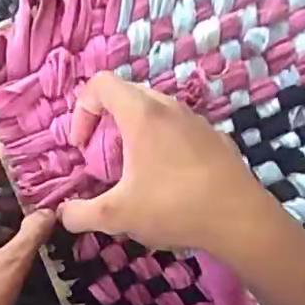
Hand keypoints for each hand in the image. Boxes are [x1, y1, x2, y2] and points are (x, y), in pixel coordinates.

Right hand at [59, 71, 289, 259]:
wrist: (240, 219)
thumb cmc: (173, 207)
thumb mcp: (117, 215)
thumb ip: (80, 214)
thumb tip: (63, 215)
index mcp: (142, 115)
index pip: (100, 85)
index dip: (81, 112)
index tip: (83, 148)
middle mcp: (170, 108)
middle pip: (126, 97)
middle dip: (106, 125)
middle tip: (104, 161)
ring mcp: (196, 121)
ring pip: (155, 114)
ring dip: (135, 136)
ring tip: (135, 174)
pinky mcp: (215, 140)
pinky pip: (178, 131)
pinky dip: (162, 147)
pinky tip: (168, 184)